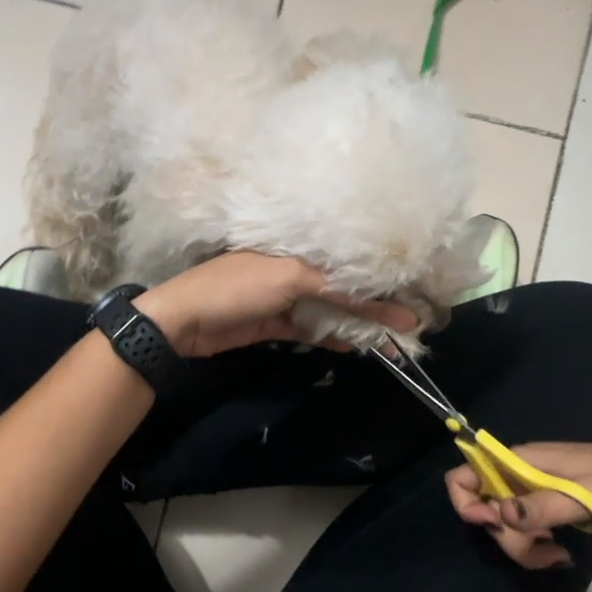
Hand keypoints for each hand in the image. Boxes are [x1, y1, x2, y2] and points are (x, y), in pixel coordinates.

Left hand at [132, 250, 416, 357]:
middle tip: (409, 323)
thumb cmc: (233, 289)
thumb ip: (330, 285)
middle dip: (373, 304)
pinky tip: (355, 345)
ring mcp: (281, 298)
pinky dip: (331, 336)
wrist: (182, 322)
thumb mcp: (286, 277)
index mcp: (294, 247)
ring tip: (389, 339)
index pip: (346, 261)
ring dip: (356, 323)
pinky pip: (309, 328)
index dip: (377, 279)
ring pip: (327, 310)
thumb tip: (372, 296)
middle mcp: (291, 268)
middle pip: (340, 286)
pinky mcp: (271, 324)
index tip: (409, 296)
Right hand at [445, 443, 591, 569]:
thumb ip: (541, 506)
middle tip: (540, 549)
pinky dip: (536, 541)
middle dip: (503, 534)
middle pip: (486, 504)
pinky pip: (529, 523)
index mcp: (526, 459)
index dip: (468, 502)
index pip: (466, 473)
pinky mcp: (556, 502)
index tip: (496, 526)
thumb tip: (499, 515)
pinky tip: (559, 551)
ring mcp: (541, 487)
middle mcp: (525, 470)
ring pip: (507, 519)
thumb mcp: (587, 497)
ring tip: (554, 556)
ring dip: (521, 544)